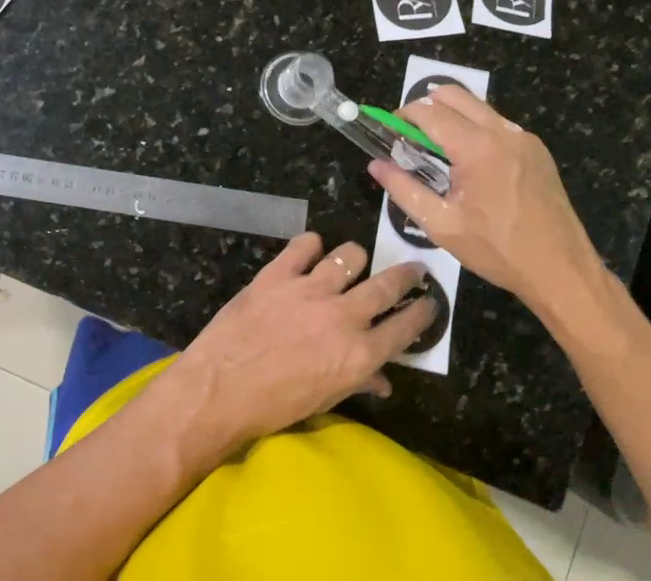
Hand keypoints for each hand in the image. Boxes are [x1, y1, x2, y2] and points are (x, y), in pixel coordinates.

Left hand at [162, 232, 435, 453]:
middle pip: (387, 285)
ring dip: (355, 258)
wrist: (221, 390)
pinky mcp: (277, 274)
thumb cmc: (276, 405)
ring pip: (349, 256)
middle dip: (407, 275)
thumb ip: (358, 381)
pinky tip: (310, 250)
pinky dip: (310, 245)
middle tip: (414, 269)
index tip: (429, 302)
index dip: (422, 312)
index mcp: (360, 353)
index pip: (405, 326)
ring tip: (353, 261)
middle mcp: (343, 316)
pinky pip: (303, 246)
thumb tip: (383, 381)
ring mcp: (309, 290)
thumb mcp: (325, 399)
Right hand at [368, 86, 602, 309]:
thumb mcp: (441, 225)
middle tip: (410, 136)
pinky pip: (497, 124)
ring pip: (477, 106)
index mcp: (476, 148)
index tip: (389, 131)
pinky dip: (475, 129)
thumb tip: (376, 165)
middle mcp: (502, 133)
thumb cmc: (497, 251)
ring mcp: (524, 139)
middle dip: (425, 106)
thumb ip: (403, 189)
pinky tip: (470, 164)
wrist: (561, 270)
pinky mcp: (537, 150)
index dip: (402, 115)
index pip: (429, 111)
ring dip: (451, 116)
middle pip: (454, 94)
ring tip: (437, 151)